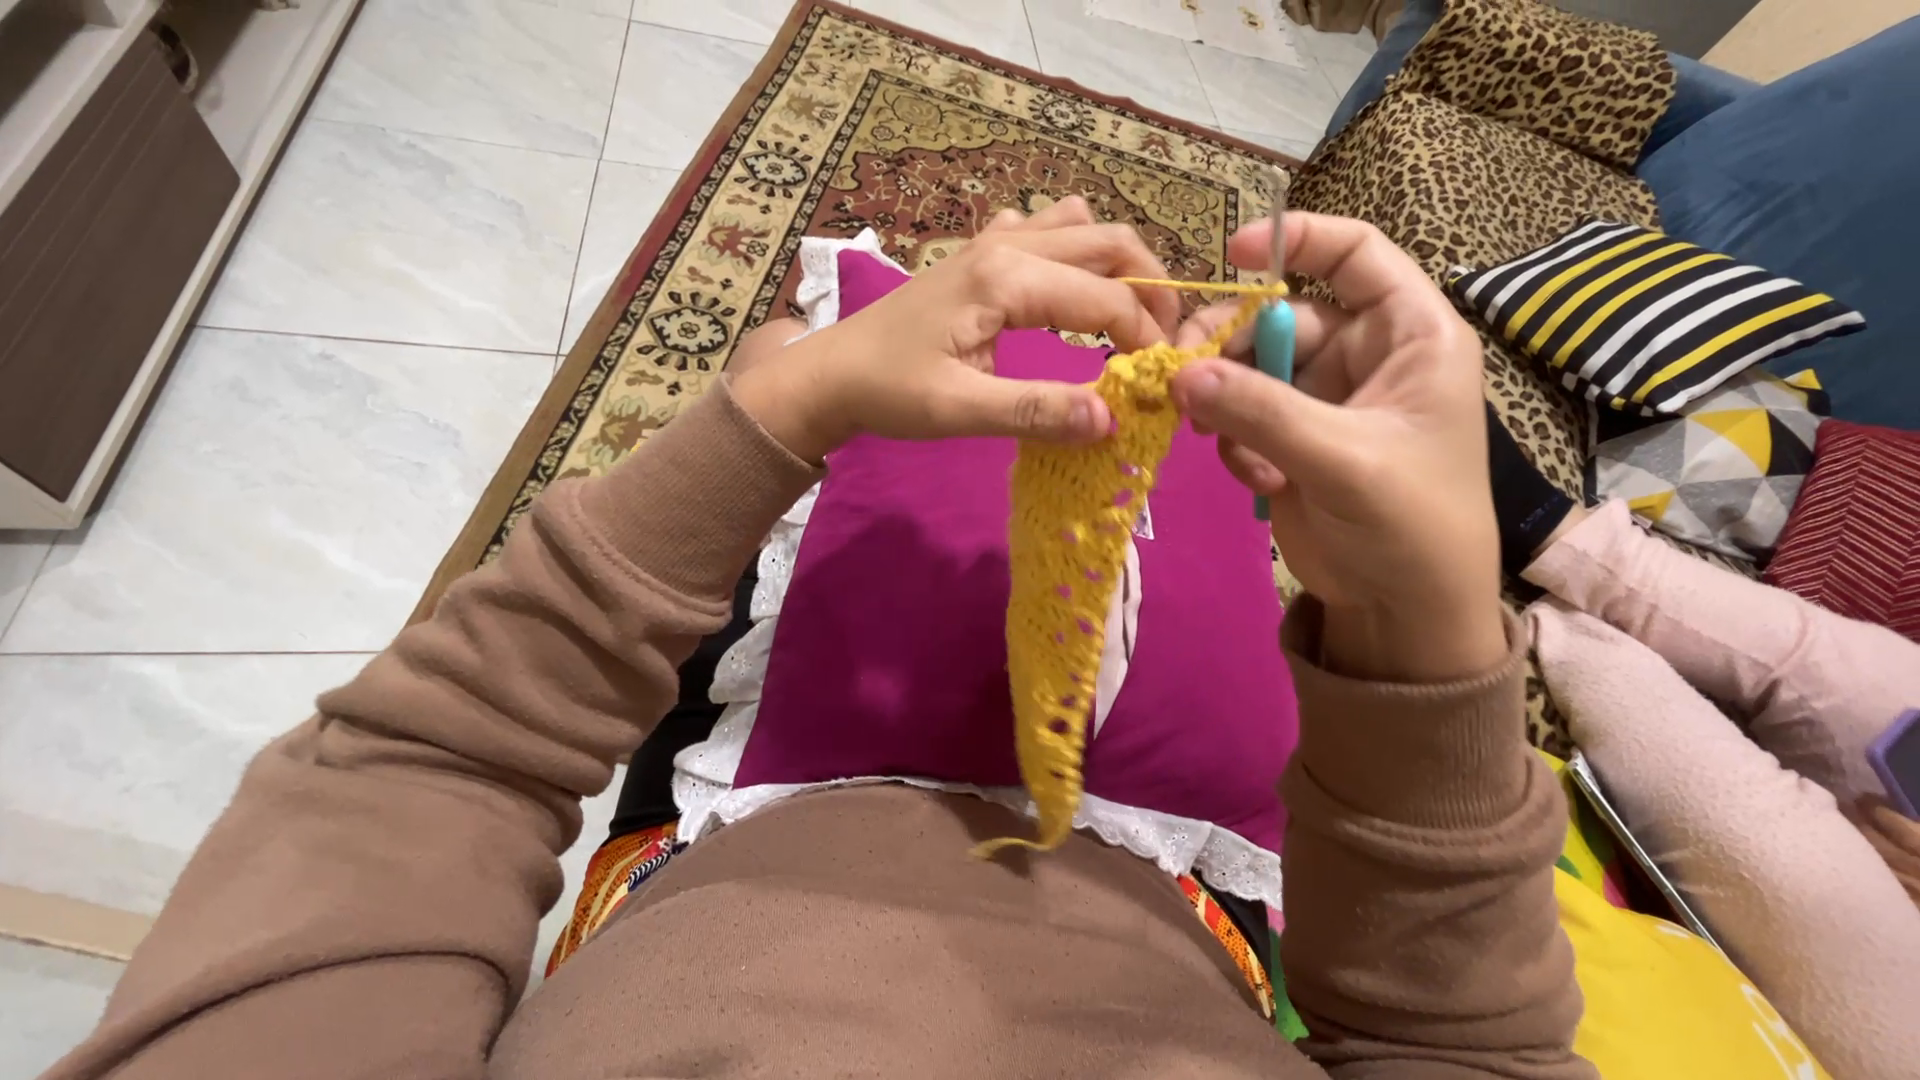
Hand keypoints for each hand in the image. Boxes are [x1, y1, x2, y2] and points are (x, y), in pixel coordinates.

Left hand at [731, 197, 1178, 460]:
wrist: (833, 371)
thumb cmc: (890, 391)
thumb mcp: (960, 410)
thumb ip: (1036, 412)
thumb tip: (1112, 419)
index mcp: (1008, 278)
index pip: (1108, 300)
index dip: (1147, 340)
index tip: (1162, 384)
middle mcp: (1010, 242)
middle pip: (1112, 244)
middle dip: (1153, 291)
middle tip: (1165, 345)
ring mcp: (996, 239)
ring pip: (1086, 231)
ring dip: (1121, 267)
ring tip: (1133, 320)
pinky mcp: (984, 251)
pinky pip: (1048, 230)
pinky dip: (1078, 253)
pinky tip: (1071, 289)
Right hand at [1168, 213, 1504, 680]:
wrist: (1404, 610)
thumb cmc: (1408, 524)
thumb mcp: (1343, 460)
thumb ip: (1262, 412)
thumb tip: (1181, 374)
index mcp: (1409, 336)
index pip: (1355, 255)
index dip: (1297, 241)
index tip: (1231, 255)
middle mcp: (1363, 358)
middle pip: (1281, 318)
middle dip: (1231, 343)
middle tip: (1181, 372)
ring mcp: (1322, 402)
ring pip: (1250, 369)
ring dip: (1223, 398)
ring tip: (1206, 432)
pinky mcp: (1289, 443)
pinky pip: (1241, 417)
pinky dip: (1232, 440)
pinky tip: (1253, 477)